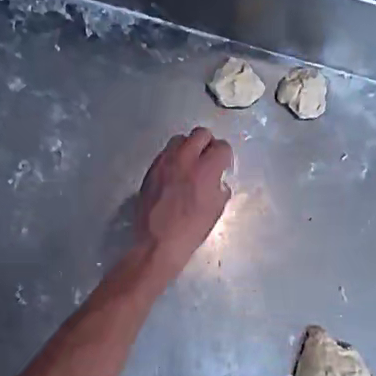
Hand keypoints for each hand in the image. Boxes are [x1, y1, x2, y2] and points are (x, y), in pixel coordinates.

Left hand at [128, 127, 232, 282]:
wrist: (157, 242)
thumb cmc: (191, 229)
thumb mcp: (216, 210)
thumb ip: (220, 188)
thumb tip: (217, 181)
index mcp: (206, 169)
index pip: (222, 146)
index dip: (225, 156)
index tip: (223, 165)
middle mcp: (185, 159)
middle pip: (200, 133)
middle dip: (208, 143)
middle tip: (208, 159)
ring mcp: (165, 162)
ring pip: (180, 139)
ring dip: (188, 147)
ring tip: (189, 164)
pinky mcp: (151, 169)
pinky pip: (165, 153)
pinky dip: (173, 158)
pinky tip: (174, 175)